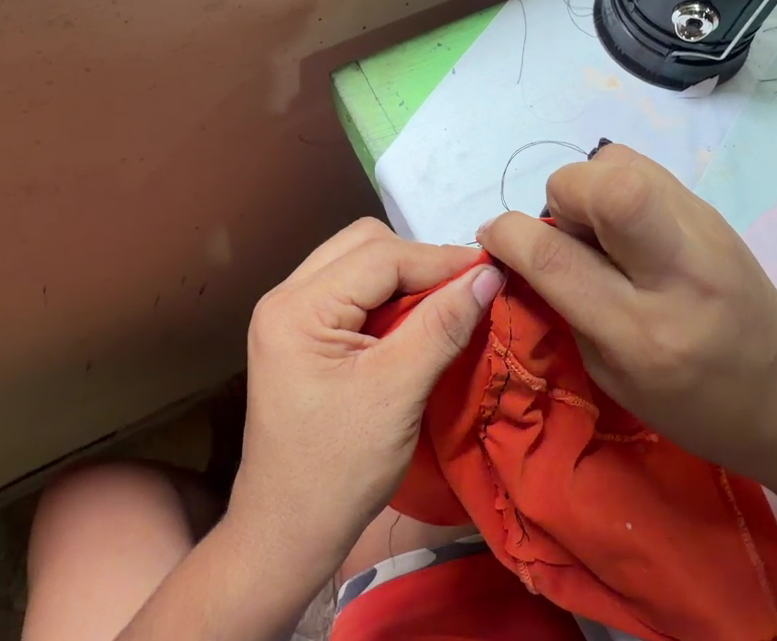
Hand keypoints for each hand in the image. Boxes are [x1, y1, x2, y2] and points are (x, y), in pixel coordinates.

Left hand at [229, 219, 502, 574]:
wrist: (289, 530)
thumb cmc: (340, 468)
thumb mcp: (397, 392)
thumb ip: (442, 326)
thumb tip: (489, 275)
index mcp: (296, 307)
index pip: (379, 256)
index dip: (439, 260)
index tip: (491, 273)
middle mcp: (285, 297)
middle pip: (363, 246)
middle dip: (418, 261)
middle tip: (466, 289)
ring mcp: (289, 315)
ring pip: (358, 264)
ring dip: (404, 277)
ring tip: (447, 303)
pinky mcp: (302, 335)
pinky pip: (351, 292)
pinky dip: (388, 298)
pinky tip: (416, 320)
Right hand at [477, 144, 776, 482]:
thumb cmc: (691, 406)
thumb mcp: (610, 376)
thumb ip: (563, 306)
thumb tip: (522, 248)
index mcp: (641, 333)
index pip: (555, 258)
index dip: (507, 235)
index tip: (493, 237)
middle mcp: (678, 276)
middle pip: (605, 188)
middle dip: (561, 196)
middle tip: (568, 233)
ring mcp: (706, 235)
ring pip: (622, 165)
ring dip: (589, 187)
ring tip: (602, 231)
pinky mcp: (715, 213)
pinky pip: (645, 170)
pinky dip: (617, 184)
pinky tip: (629, 226)